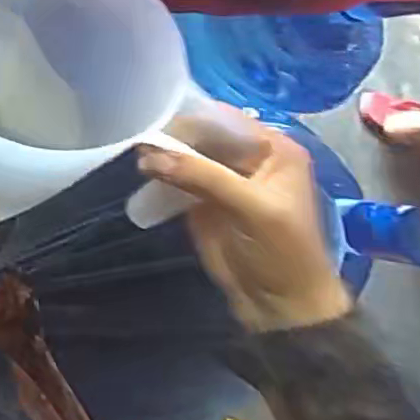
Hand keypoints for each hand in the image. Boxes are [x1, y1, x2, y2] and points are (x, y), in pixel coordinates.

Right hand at [137, 104, 352, 332]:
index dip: (191, 117)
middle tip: (140, 140)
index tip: (154, 119)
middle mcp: (246, 154)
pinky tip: (141, 171)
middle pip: (199, 131)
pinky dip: (157, 170)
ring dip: (159, 152)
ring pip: (182, 150)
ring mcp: (220, 174)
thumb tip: (147, 153)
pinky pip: (172, 171)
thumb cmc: (282, 251)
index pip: (224, 118)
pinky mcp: (198, 194)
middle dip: (170, 134)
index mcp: (273, 148)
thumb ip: (203, 175)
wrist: (278, 302)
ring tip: (137, 157)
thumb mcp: (251, 208)